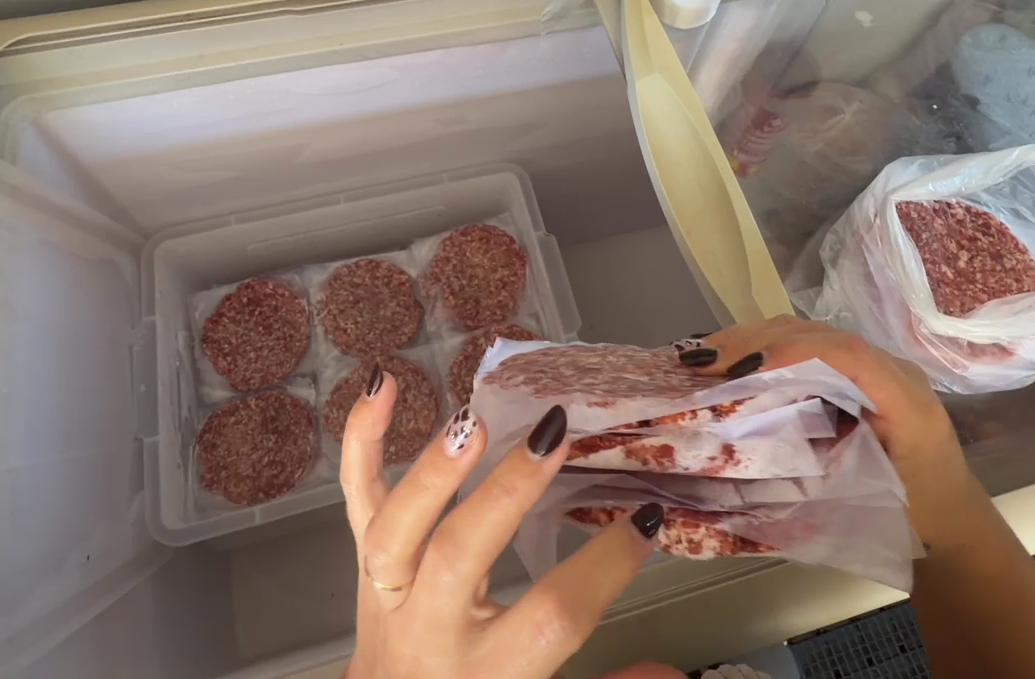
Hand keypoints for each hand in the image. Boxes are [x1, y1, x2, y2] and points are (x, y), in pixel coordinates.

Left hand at [339, 365, 683, 678]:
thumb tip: (679, 674)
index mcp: (487, 671)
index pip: (553, 614)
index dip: (604, 565)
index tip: (644, 515)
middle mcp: (428, 626)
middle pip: (458, 556)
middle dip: (507, 491)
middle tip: (552, 431)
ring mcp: (386, 587)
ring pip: (394, 528)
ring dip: (433, 468)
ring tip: (473, 417)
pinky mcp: (360, 557)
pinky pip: (355, 496)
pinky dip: (362, 438)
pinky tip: (382, 384)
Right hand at [674, 317, 984, 544]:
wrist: (953, 522)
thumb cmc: (913, 520)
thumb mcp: (865, 502)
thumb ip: (819, 469)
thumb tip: (745, 441)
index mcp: (904, 401)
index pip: (844, 354)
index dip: (789, 352)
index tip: (739, 369)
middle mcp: (890, 370)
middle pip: (817, 334)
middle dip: (755, 341)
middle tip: (700, 360)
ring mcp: (873, 366)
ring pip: (807, 333)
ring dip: (752, 340)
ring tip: (704, 357)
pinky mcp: (855, 372)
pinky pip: (806, 347)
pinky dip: (764, 349)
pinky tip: (731, 361)